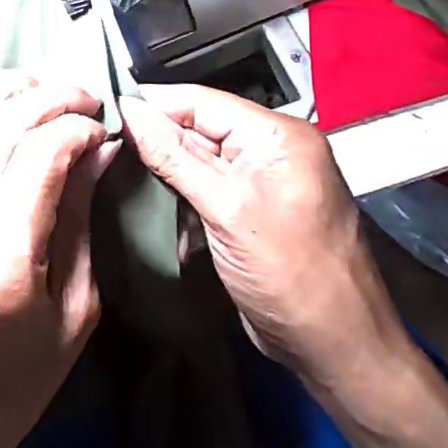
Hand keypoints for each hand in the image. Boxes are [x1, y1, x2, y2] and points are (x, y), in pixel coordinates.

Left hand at [0, 75, 115, 447]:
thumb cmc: (23, 371)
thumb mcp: (78, 302)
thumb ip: (83, 214)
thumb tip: (102, 146)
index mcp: (1, 261)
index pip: (40, 153)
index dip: (79, 128)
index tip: (102, 132)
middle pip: (0, 123)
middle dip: (51, 97)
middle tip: (86, 101)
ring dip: (9, 91)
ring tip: (48, 94)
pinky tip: (6, 107)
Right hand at [118, 85, 404, 384]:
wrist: (336, 346)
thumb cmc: (291, 276)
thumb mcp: (226, 209)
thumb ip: (175, 156)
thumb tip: (133, 112)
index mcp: (278, 134)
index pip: (205, 101)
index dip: (157, 104)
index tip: (111, 110)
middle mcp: (274, 149)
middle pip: (203, 128)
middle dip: (162, 142)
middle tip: (114, 151)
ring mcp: (267, 181)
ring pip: (204, 161)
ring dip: (174, 177)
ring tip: (136, 187)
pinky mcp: (257, 211)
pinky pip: (214, 190)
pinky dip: (190, 203)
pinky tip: (174, 225)